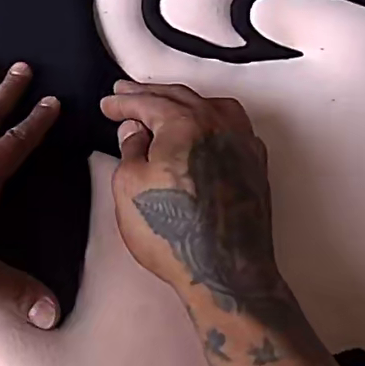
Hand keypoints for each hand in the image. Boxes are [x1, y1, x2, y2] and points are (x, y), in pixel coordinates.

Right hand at [99, 81, 278, 301]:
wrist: (224, 272)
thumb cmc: (175, 232)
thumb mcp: (129, 185)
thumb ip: (130, 149)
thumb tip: (135, 132)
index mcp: (186, 123)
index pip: (148, 102)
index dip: (124, 102)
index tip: (110, 104)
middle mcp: (219, 126)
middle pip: (180, 97)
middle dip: (150, 94)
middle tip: (127, 93)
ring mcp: (243, 145)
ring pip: (211, 106)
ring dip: (183, 102)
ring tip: (164, 104)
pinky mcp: (254, 167)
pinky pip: (232, 126)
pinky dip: (210, 118)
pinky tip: (202, 128)